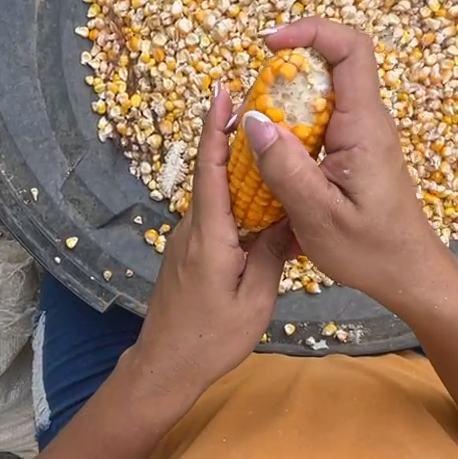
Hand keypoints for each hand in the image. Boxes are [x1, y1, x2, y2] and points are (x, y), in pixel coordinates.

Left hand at [125, 83, 296, 407]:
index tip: (223, 92)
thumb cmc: (212, 339)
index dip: (216, 128)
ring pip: (214, 199)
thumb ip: (272, 254)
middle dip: (232, 141)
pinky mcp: (186, 256)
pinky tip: (258, 209)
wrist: (165, 366)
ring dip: (236, 176)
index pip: (210, 170)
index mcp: (209, 237)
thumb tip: (292, 217)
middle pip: (212, 176)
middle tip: (262, 111)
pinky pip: (213, 220)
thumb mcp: (256, 300)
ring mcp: (185, 243)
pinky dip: (233, 206)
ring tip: (270, 156)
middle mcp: (191, 231)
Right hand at [244, 18, 452, 313]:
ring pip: (319, 100)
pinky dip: (290, 134)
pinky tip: (270, 162)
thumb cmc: (369, 250)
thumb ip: (283, 166)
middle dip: (283, 77)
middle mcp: (365, 122)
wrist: (407, 273)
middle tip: (249, 106)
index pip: (350, 49)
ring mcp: (360, 137)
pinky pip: (318, 126)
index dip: (311, 31)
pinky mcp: (352, 154)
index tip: (270, 44)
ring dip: (283, 108)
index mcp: (363, 127)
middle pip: (327, 69)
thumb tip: (252, 121)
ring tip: (253, 137)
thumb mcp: (317, 214)